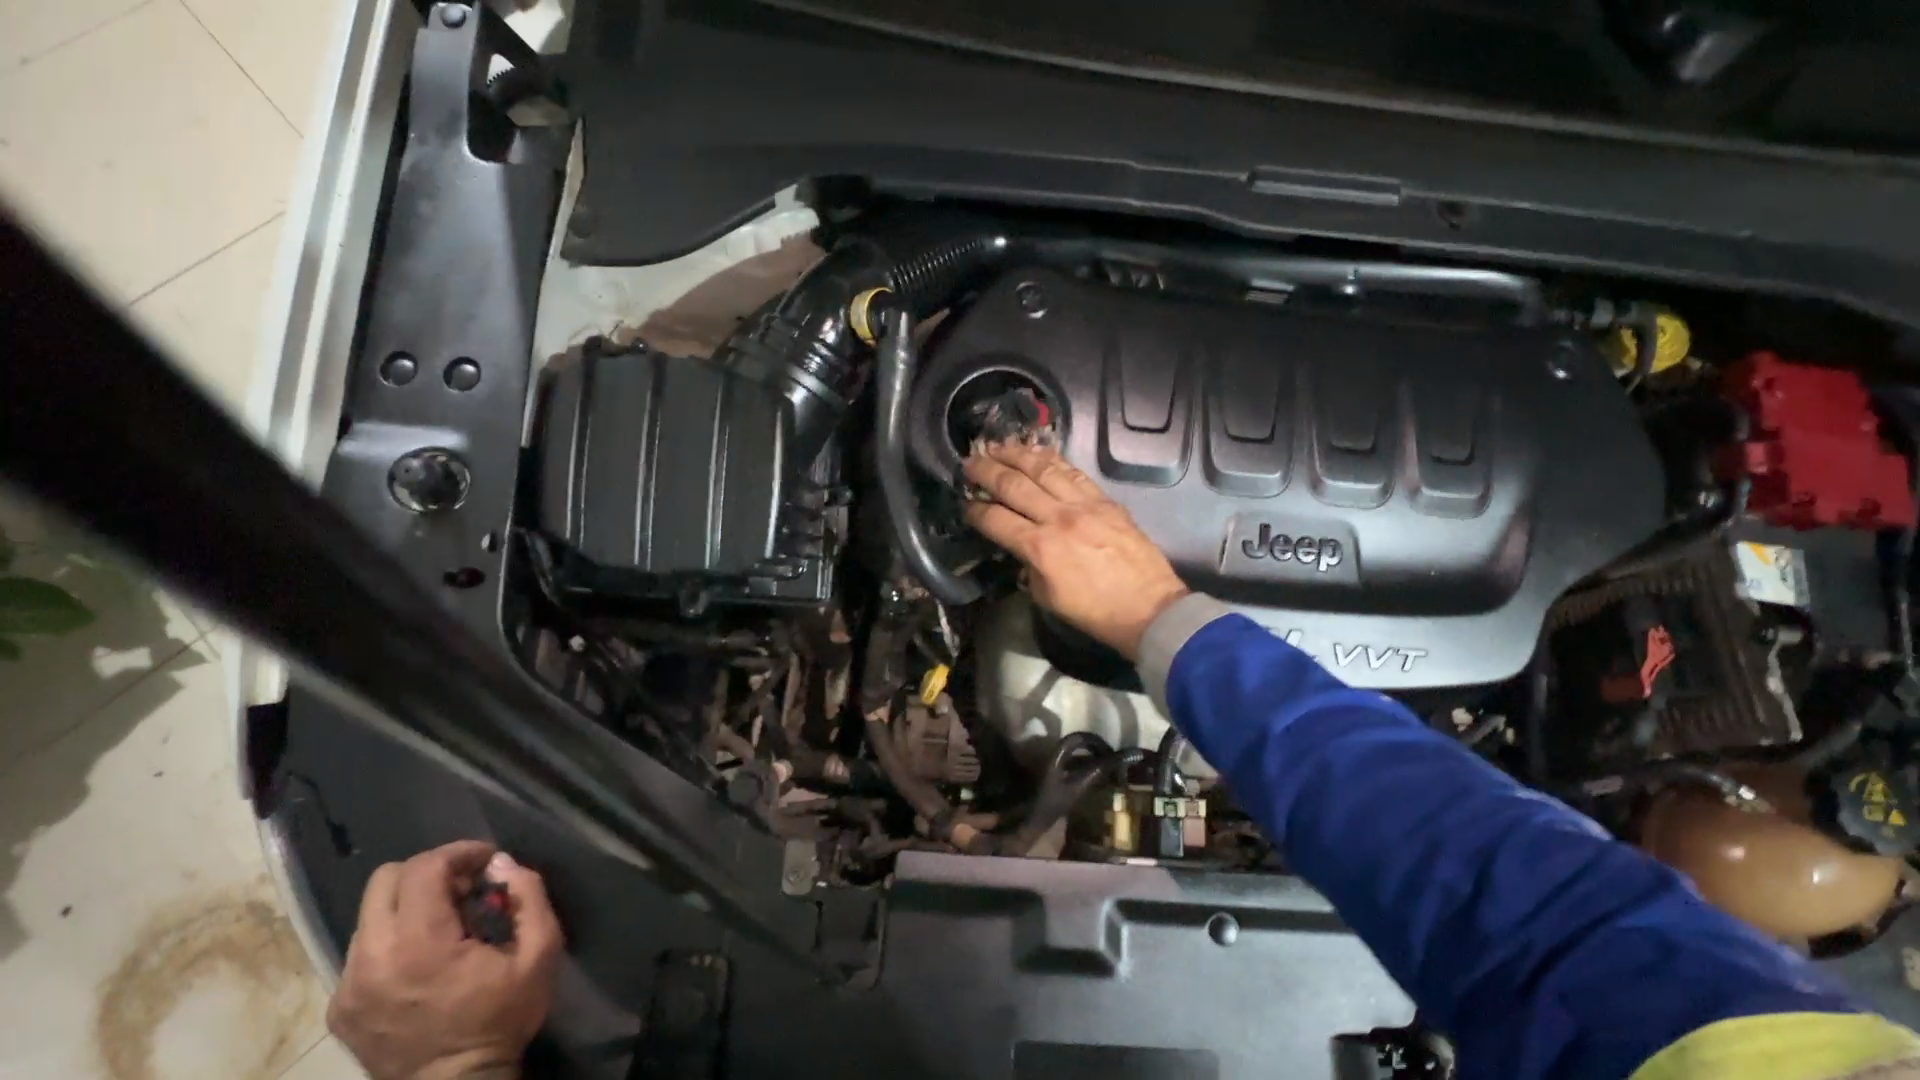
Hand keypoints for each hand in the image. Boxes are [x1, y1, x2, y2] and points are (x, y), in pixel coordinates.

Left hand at [328, 841, 563, 1079]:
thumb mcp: (540, 954)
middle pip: (385, 879)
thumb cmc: (502, 1019)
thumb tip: (502, 864)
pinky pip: (362, 950)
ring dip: (408, 905)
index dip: (459, 852)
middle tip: (464, 887)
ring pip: (370, 914)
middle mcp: (372, 957)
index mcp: (420, 943)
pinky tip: (422, 960)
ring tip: (445, 924)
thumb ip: (528, 897)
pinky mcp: (340, 1007)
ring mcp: (349, 984)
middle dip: (429, 871)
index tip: (486, 860)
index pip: (424, 868)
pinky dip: (393, 939)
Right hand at [963, 439, 1189, 660]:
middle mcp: (1058, 518)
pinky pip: (1073, 472)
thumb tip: (1020, 544)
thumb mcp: (1048, 597)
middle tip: (968, 462)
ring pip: (1043, 468)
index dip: (975, 510)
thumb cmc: (1095, 612)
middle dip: (986, 471)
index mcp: (1040, 548)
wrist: (1149, 609)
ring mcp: (1084, 504)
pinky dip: (1051, 459)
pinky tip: (1036, 452)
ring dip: (1016, 454)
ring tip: (997, 447)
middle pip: (1014, 485)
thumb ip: (1028, 565)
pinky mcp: (1105, 500)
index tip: (965, 503)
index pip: (996, 519)